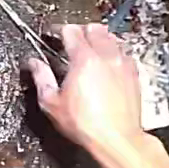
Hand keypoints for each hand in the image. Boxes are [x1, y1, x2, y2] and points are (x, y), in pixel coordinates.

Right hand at [25, 23, 149, 161]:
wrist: (117, 139)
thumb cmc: (86, 125)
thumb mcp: (52, 103)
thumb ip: (41, 77)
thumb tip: (34, 63)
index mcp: (83, 60)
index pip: (71, 30)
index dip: (59, 30)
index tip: (54, 35)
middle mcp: (105, 56)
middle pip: (94, 28)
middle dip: (81, 31)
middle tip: (72, 41)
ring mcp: (122, 64)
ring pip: (111, 37)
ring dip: (98, 39)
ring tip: (89, 51)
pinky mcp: (133, 74)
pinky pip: (123, 52)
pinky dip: (113, 52)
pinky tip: (106, 65)